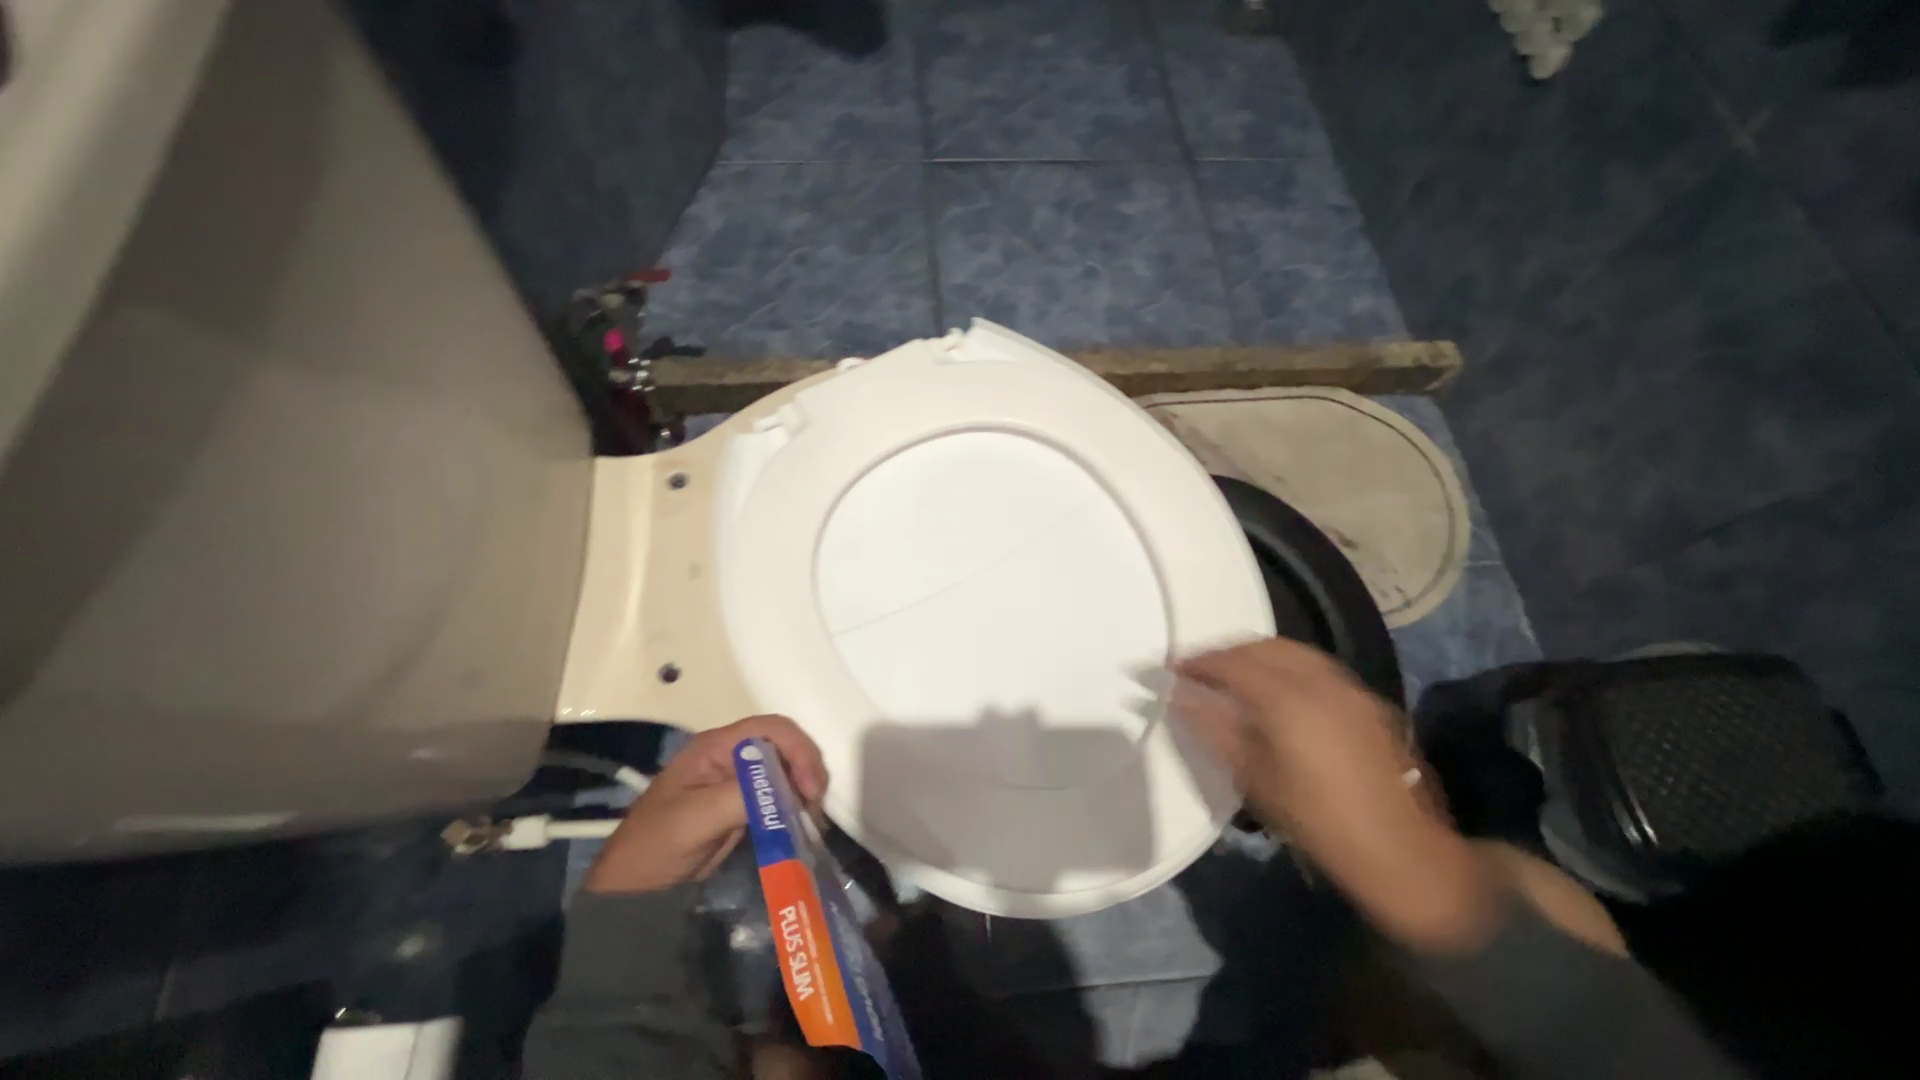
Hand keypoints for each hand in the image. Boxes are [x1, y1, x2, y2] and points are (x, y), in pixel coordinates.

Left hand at [585, 715, 827, 894]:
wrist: (635, 887)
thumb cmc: (656, 846)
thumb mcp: (694, 819)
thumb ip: (738, 796)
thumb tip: (785, 790)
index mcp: (714, 747)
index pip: (769, 729)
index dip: (797, 749)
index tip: (810, 787)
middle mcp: (730, 756)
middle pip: (783, 745)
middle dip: (805, 769)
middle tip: (814, 805)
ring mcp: (738, 781)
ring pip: (786, 770)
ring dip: (803, 788)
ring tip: (809, 818)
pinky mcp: (744, 806)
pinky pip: (779, 795)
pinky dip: (795, 805)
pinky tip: (800, 823)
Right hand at [1174, 639, 1497, 950]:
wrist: (1400, 851)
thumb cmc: (1317, 821)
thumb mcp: (1254, 778)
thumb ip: (1214, 728)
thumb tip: (1181, 696)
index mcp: (1288, 699)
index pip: (1232, 663)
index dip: (1198, 662)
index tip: (1171, 668)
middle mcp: (1320, 681)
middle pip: (1263, 647)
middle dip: (1226, 653)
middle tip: (1198, 668)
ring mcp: (1348, 688)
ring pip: (1292, 651)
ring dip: (1256, 656)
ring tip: (1231, 676)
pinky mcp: (1365, 701)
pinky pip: (1315, 666)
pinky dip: (1285, 666)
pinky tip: (1275, 690)